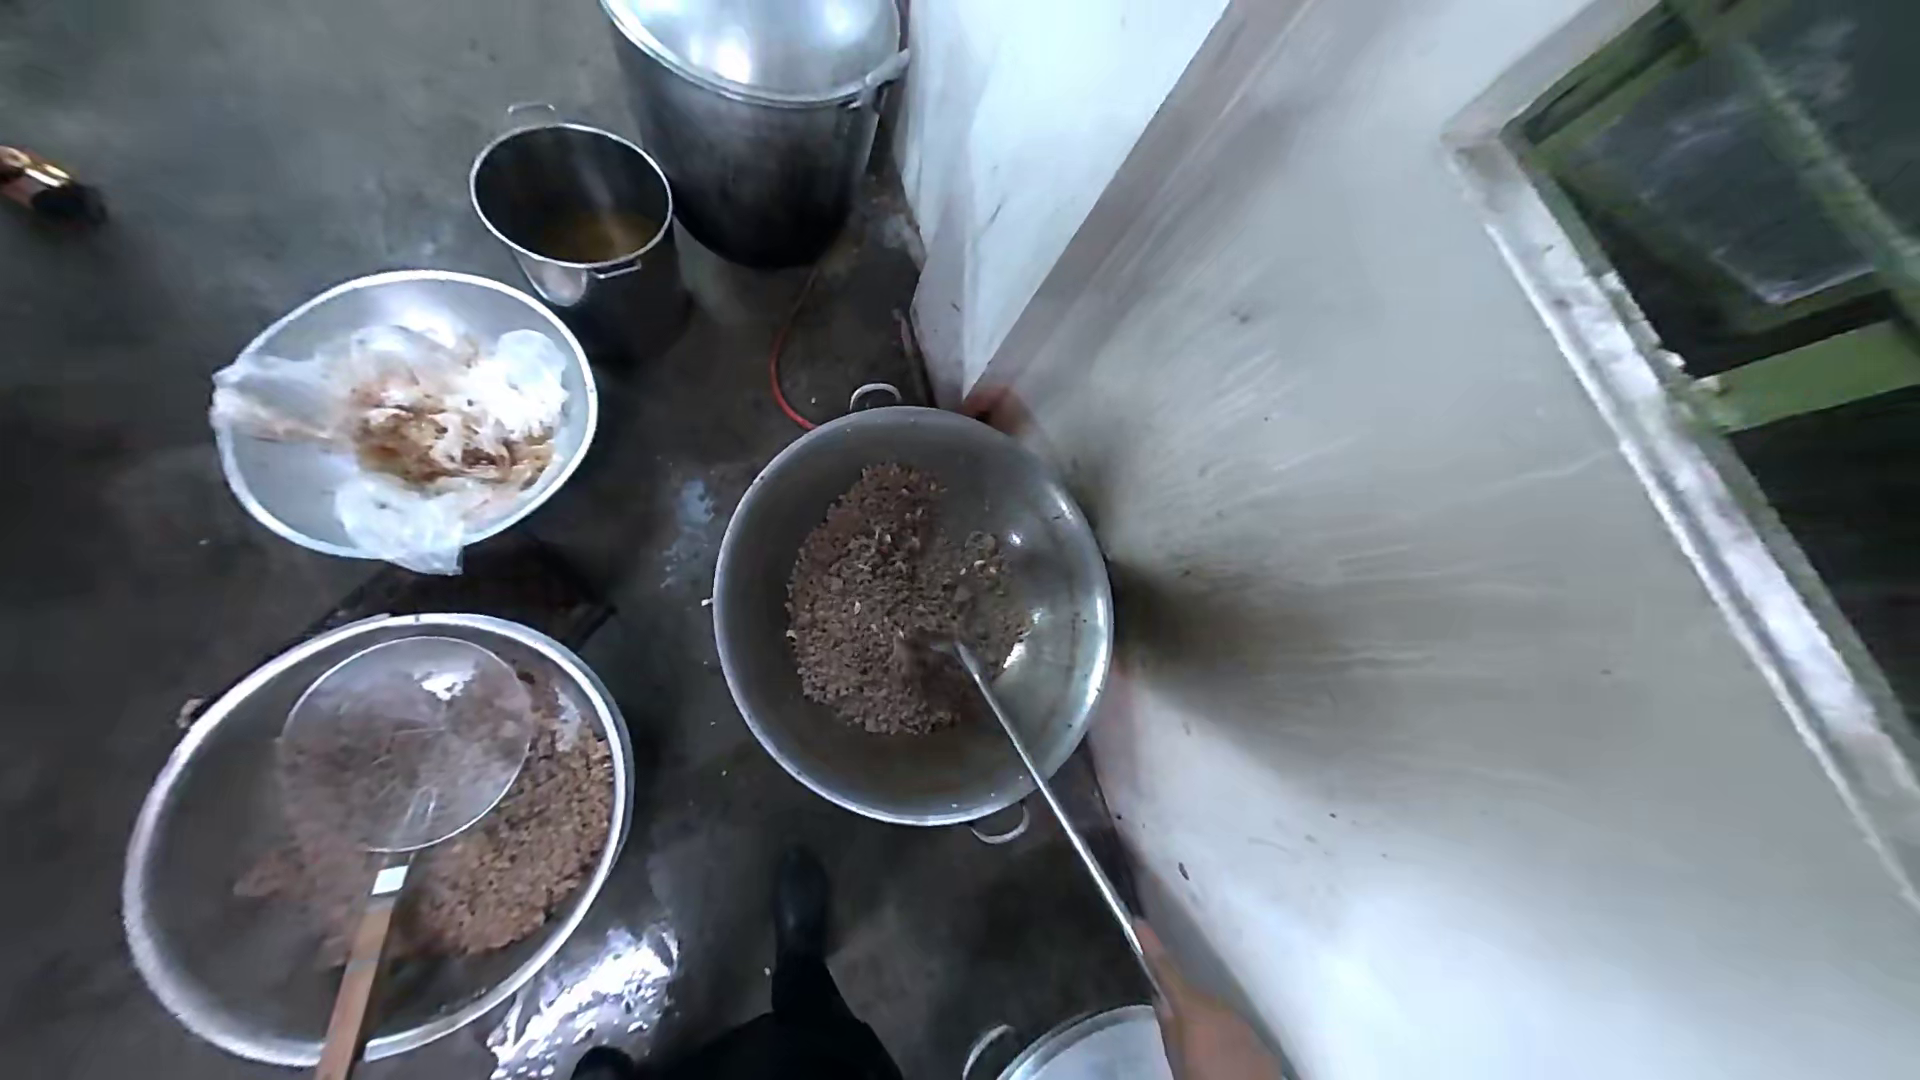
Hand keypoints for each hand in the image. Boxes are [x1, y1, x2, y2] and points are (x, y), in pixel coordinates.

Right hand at [1136, 921, 1284, 1079]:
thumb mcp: (1177, 1064)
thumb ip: (1168, 1028)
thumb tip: (1160, 999)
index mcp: (1194, 1008)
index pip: (1167, 968)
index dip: (1151, 944)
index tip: (1140, 921)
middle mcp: (1220, 1006)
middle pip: (1193, 995)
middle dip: (1182, 1004)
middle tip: (1175, 1027)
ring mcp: (1243, 1023)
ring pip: (1215, 1013)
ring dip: (1205, 1023)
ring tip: (1201, 1052)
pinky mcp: (1261, 1043)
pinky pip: (1234, 1031)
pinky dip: (1225, 1039)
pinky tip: (1224, 1060)